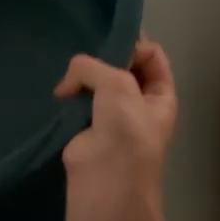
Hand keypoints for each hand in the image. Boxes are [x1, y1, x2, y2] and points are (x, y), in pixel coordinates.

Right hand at [53, 35, 178, 208]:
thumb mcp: (117, 83)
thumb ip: (91, 65)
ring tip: (68, 71)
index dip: (133, 42)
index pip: (151, 54)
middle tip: (82, 49)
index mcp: (161, 95)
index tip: (109, 41)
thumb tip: (67, 88)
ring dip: (81, 74)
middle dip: (102, 55)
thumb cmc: (125, 131)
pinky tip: (59, 89)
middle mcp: (138, 102)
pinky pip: (76, 97)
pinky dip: (67, 91)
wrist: (105, 180)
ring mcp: (110, 114)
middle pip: (121, 65)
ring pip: (96, 80)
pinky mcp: (84, 124)